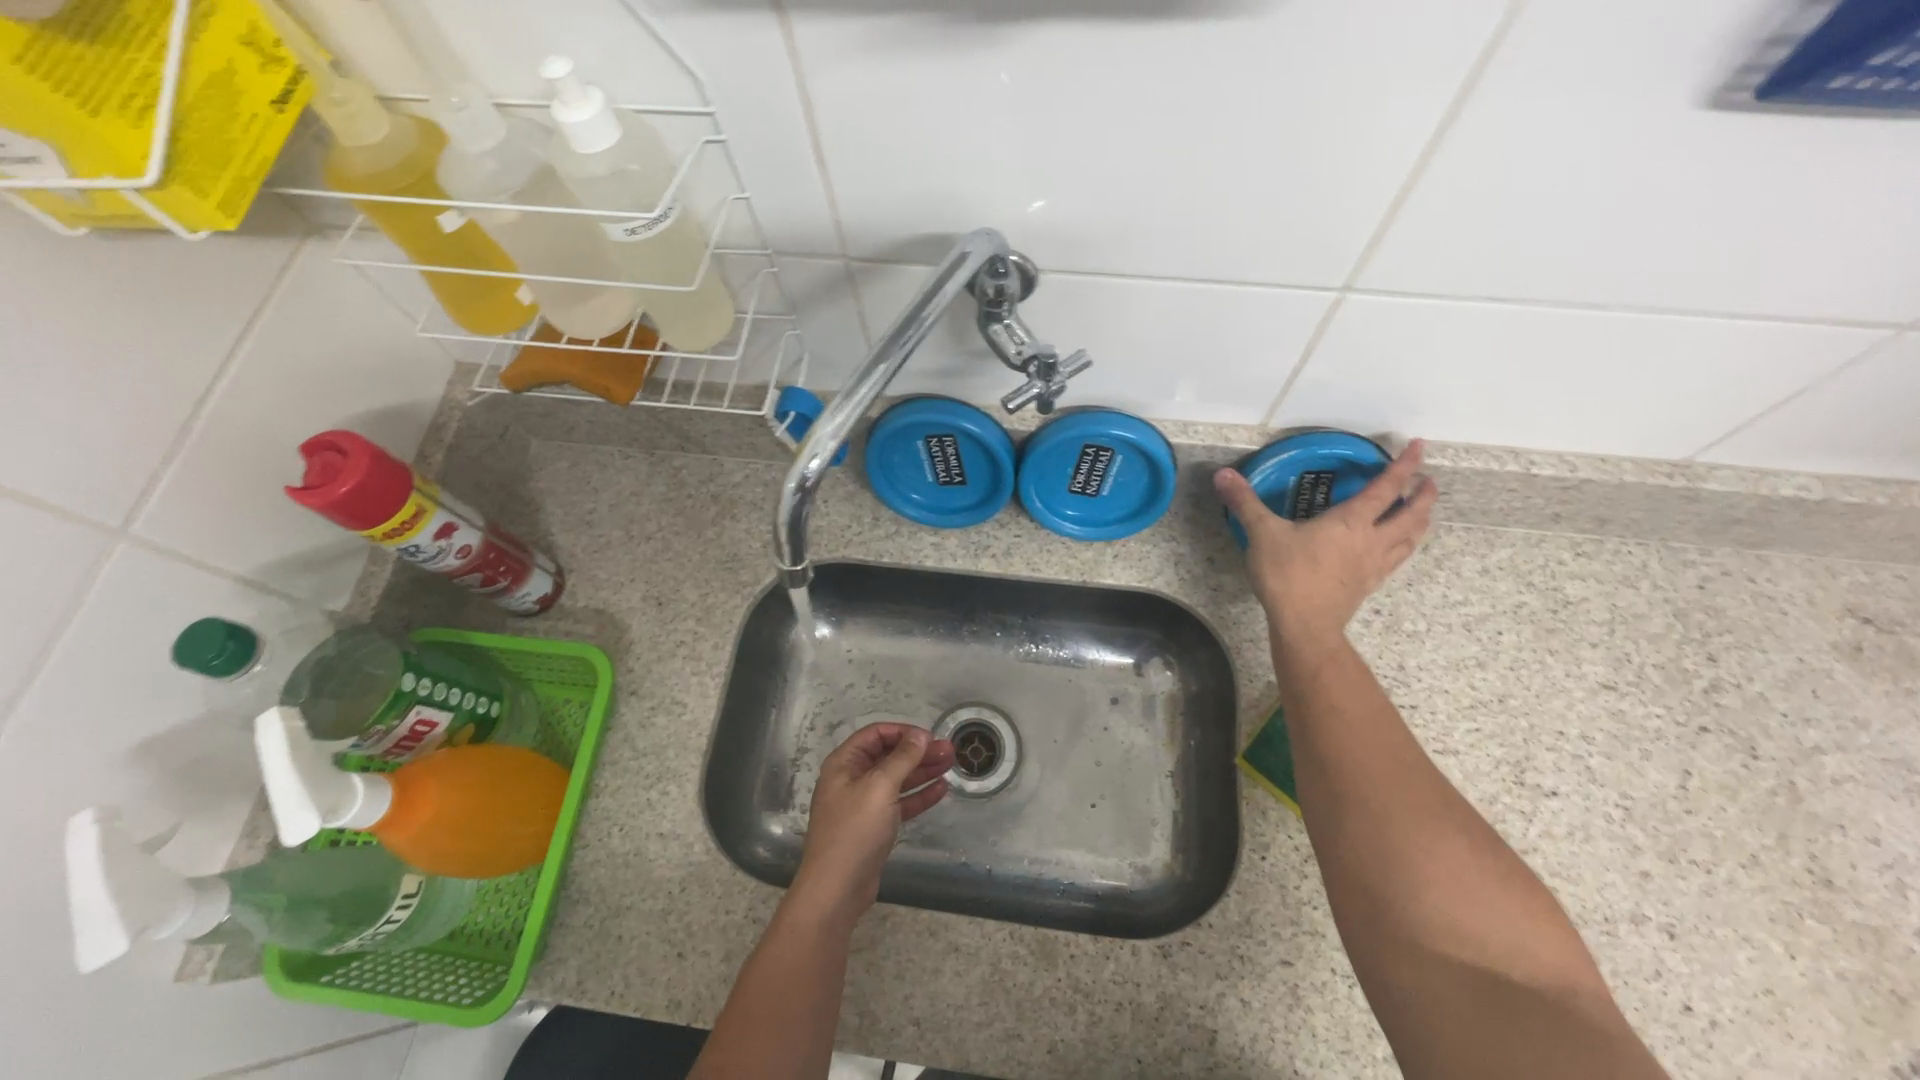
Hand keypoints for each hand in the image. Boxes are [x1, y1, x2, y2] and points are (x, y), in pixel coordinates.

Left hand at [794, 723, 954, 919]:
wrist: (837, 887)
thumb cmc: (855, 829)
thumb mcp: (880, 787)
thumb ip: (902, 758)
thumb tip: (920, 735)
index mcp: (845, 763)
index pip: (875, 735)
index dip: (903, 732)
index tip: (930, 737)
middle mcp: (852, 779)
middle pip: (889, 756)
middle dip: (918, 752)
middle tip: (950, 751)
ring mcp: (864, 804)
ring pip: (897, 780)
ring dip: (922, 771)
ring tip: (951, 765)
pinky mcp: (875, 826)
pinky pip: (900, 803)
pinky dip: (919, 795)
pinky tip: (941, 789)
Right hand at [1214, 438, 1437, 644]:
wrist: (1304, 626)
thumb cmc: (1288, 576)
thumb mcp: (1262, 534)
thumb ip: (1245, 503)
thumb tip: (1222, 475)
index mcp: (1351, 521)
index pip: (1387, 487)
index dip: (1405, 465)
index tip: (1419, 446)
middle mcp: (1371, 540)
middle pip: (1411, 514)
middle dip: (1424, 496)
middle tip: (1428, 481)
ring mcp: (1374, 565)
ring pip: (1411, 539)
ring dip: (1420, 522)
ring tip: (1422, 512)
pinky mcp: (1369, 585)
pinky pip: (1397, 560)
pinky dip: (1404, 547)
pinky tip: (1397, 548)